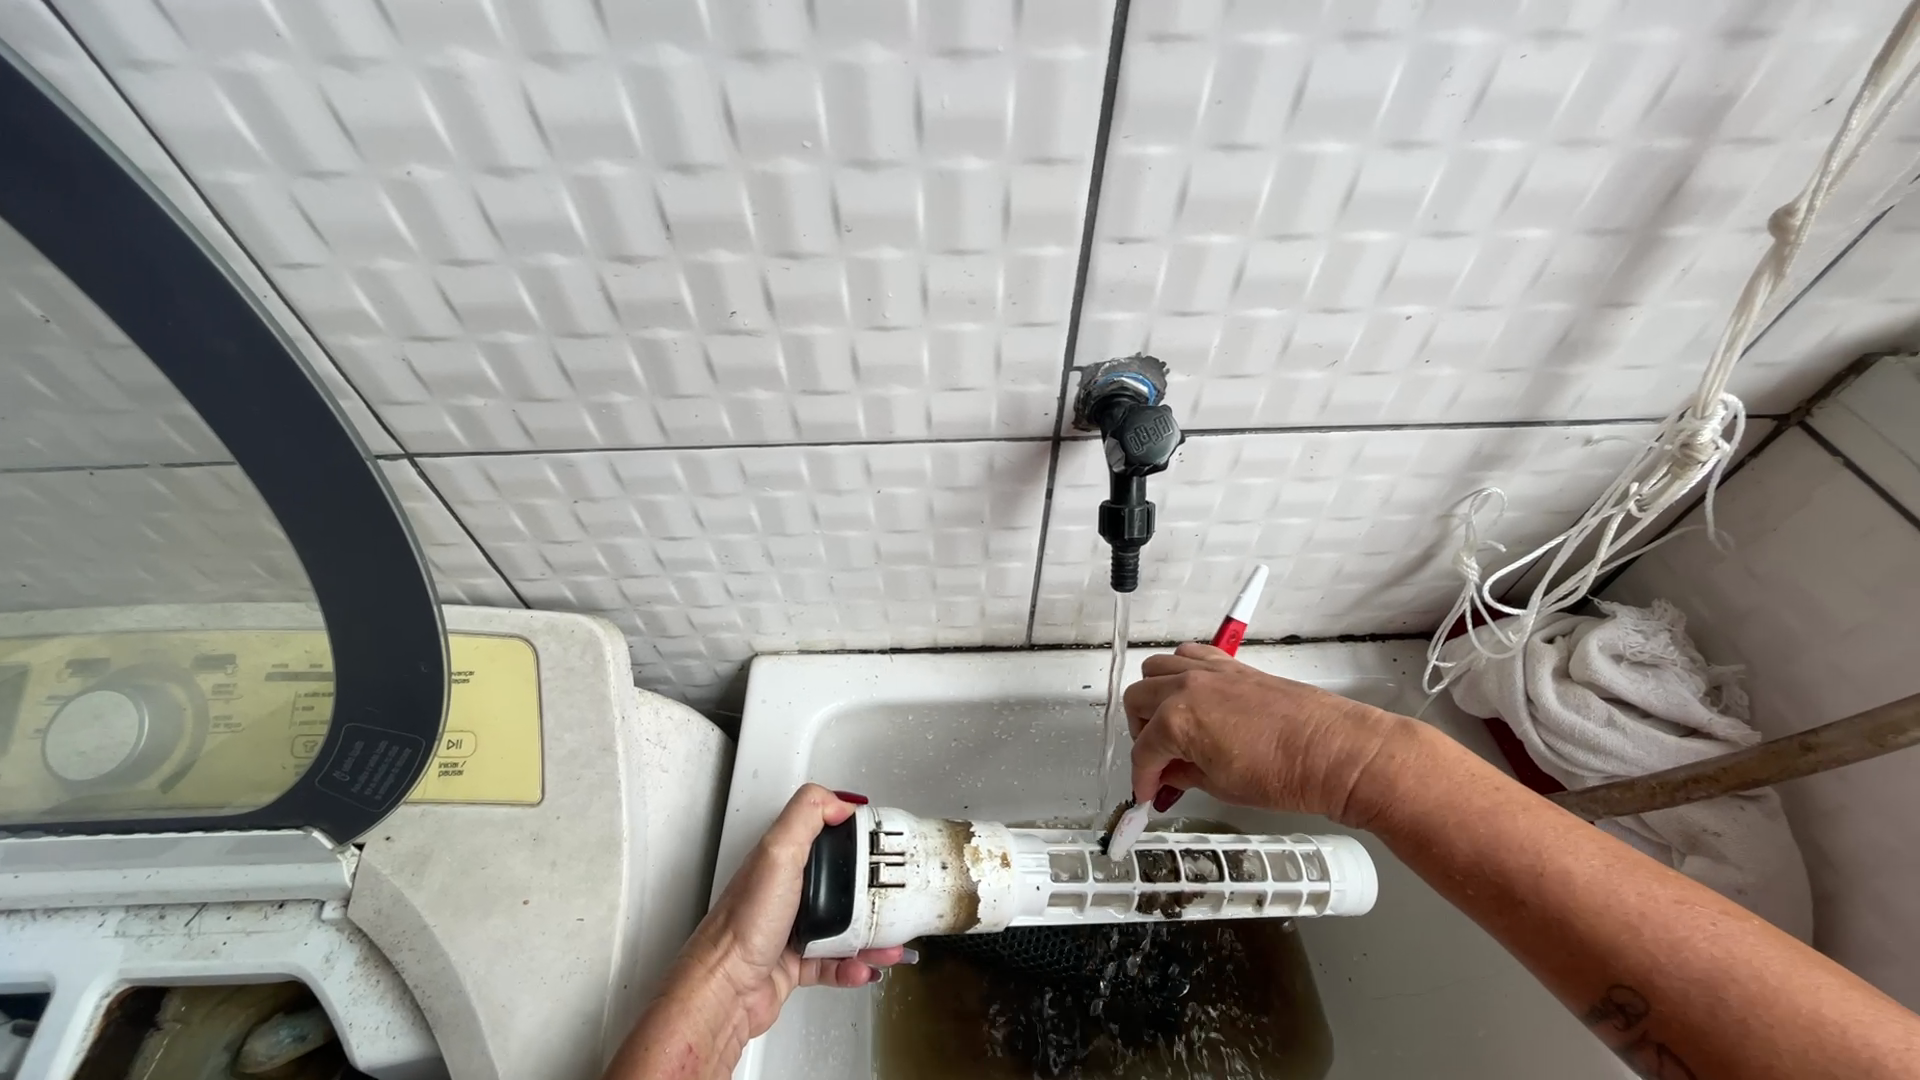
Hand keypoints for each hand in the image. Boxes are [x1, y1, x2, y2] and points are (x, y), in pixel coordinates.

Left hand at [676, 784, 904, 1037]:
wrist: (723, 991)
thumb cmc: (741, 925)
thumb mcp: (778, 851)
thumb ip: (808, 814)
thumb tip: (841, 801)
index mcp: (783, 857)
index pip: (825, 832)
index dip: (855, 834)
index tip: (883, 842)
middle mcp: (786, 889)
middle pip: (841, 881)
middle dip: (872, 891)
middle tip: (895, 896)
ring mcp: (791, 927)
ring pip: (843, 926)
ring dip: (870, 935)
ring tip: (889, 941)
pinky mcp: (794, 963)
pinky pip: (835, 962)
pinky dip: (853, 966)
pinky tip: (864, 966)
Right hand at [1123, 642, 1418, 827]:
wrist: (1335, 752)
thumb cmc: (1284, 774)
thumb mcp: (1221, 786)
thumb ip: (1183, 775)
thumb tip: (1167, 776)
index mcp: (1176, 720)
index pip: (1143, 751)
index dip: (1142, 778)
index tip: (1147, 794)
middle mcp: (1184, 687)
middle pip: (1137, 701)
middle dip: (1141, 734)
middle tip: (1159, 761)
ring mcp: (1207, 671)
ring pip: (1155, 669)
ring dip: (1154, 697)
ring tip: (1171, 725)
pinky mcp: (1230, 665)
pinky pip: (1188, 656)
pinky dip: (1180, 672)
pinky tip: (1195, 698)